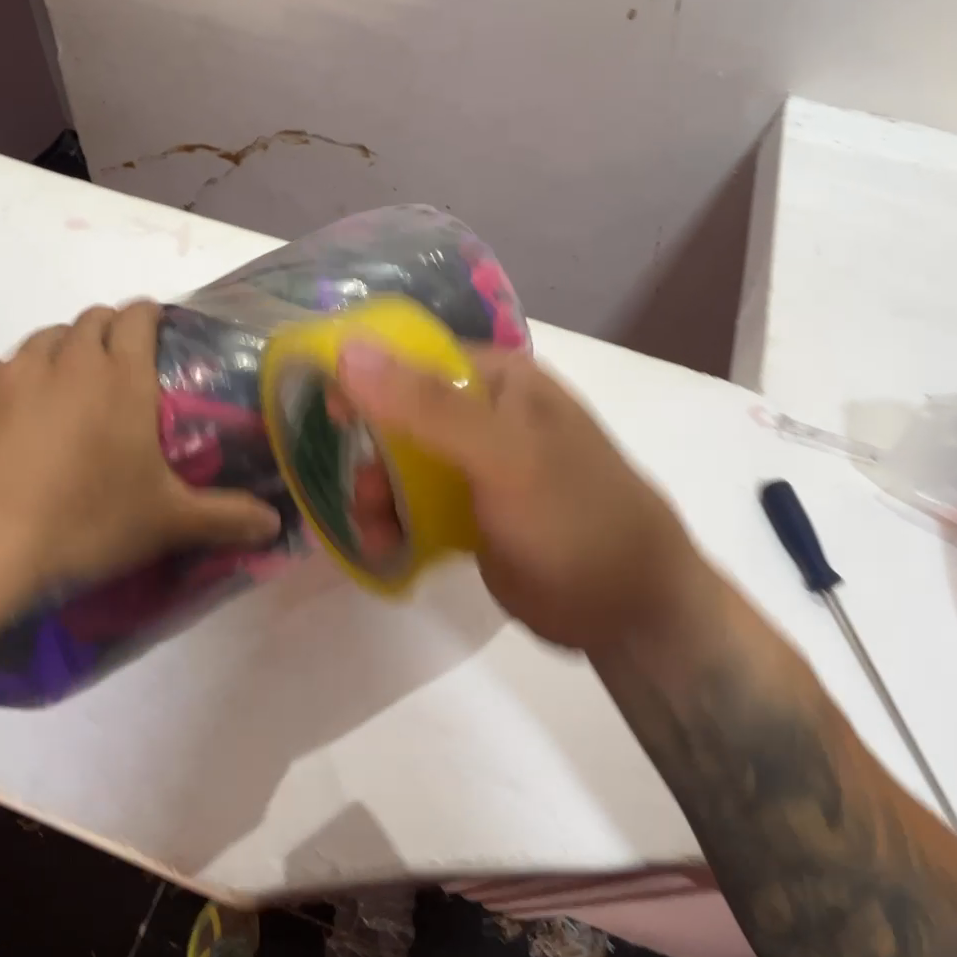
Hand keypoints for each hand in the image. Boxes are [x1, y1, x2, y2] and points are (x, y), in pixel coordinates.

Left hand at [0, 301, 279, 617]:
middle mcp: (69, 359)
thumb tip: (275, 525)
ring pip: (46, 337)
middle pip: (92, 319)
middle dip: (112, 332)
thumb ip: (226, 518)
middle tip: (124, 370)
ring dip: (66, 350)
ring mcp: (14, 373)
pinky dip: (22, 378)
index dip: (151, 317)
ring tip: (74, 390)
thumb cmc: (86, 522)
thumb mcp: (167, 523)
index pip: (138, 316)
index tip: (159, 334)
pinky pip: (5, 367)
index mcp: (121, 376)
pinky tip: (23, 416)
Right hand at [336, 342, 693, 648]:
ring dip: (377, 496)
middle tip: (364, 493)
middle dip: (371, 454)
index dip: (365, 379)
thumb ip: (427, 404)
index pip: (414, 358)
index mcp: (500, 380)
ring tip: (374, 532)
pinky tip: (384, 549)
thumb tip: (347, 349)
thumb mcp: (503, 455)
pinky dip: (393, 524)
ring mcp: (477, 468)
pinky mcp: (470, 516)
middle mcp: (485, 415)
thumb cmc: (573, 517)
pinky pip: (414, 507)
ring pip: (401, 467)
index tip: (328, 415)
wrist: (628, 607)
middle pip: (398, 417)